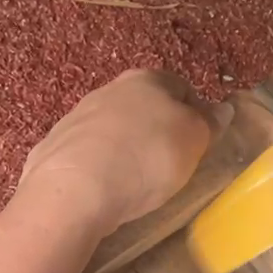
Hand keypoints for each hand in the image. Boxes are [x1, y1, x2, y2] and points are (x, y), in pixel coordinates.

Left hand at [19, 69, 218, 237]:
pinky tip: (99, 192)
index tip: (198, 142)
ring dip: (121, 150)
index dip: (194, 113)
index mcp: (145, 80)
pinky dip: (93, 170)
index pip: (179, 87)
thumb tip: (221, 109)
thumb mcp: (193, 140)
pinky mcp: (51, 150)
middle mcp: (106, 91)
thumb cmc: (145, 159)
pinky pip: (82, 157)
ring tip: (131, 184)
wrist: (73, 191)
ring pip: (109, 131)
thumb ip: (208, 123)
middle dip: (154, 131)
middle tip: (167, 164)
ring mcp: (73, 120)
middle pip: (140, 108)